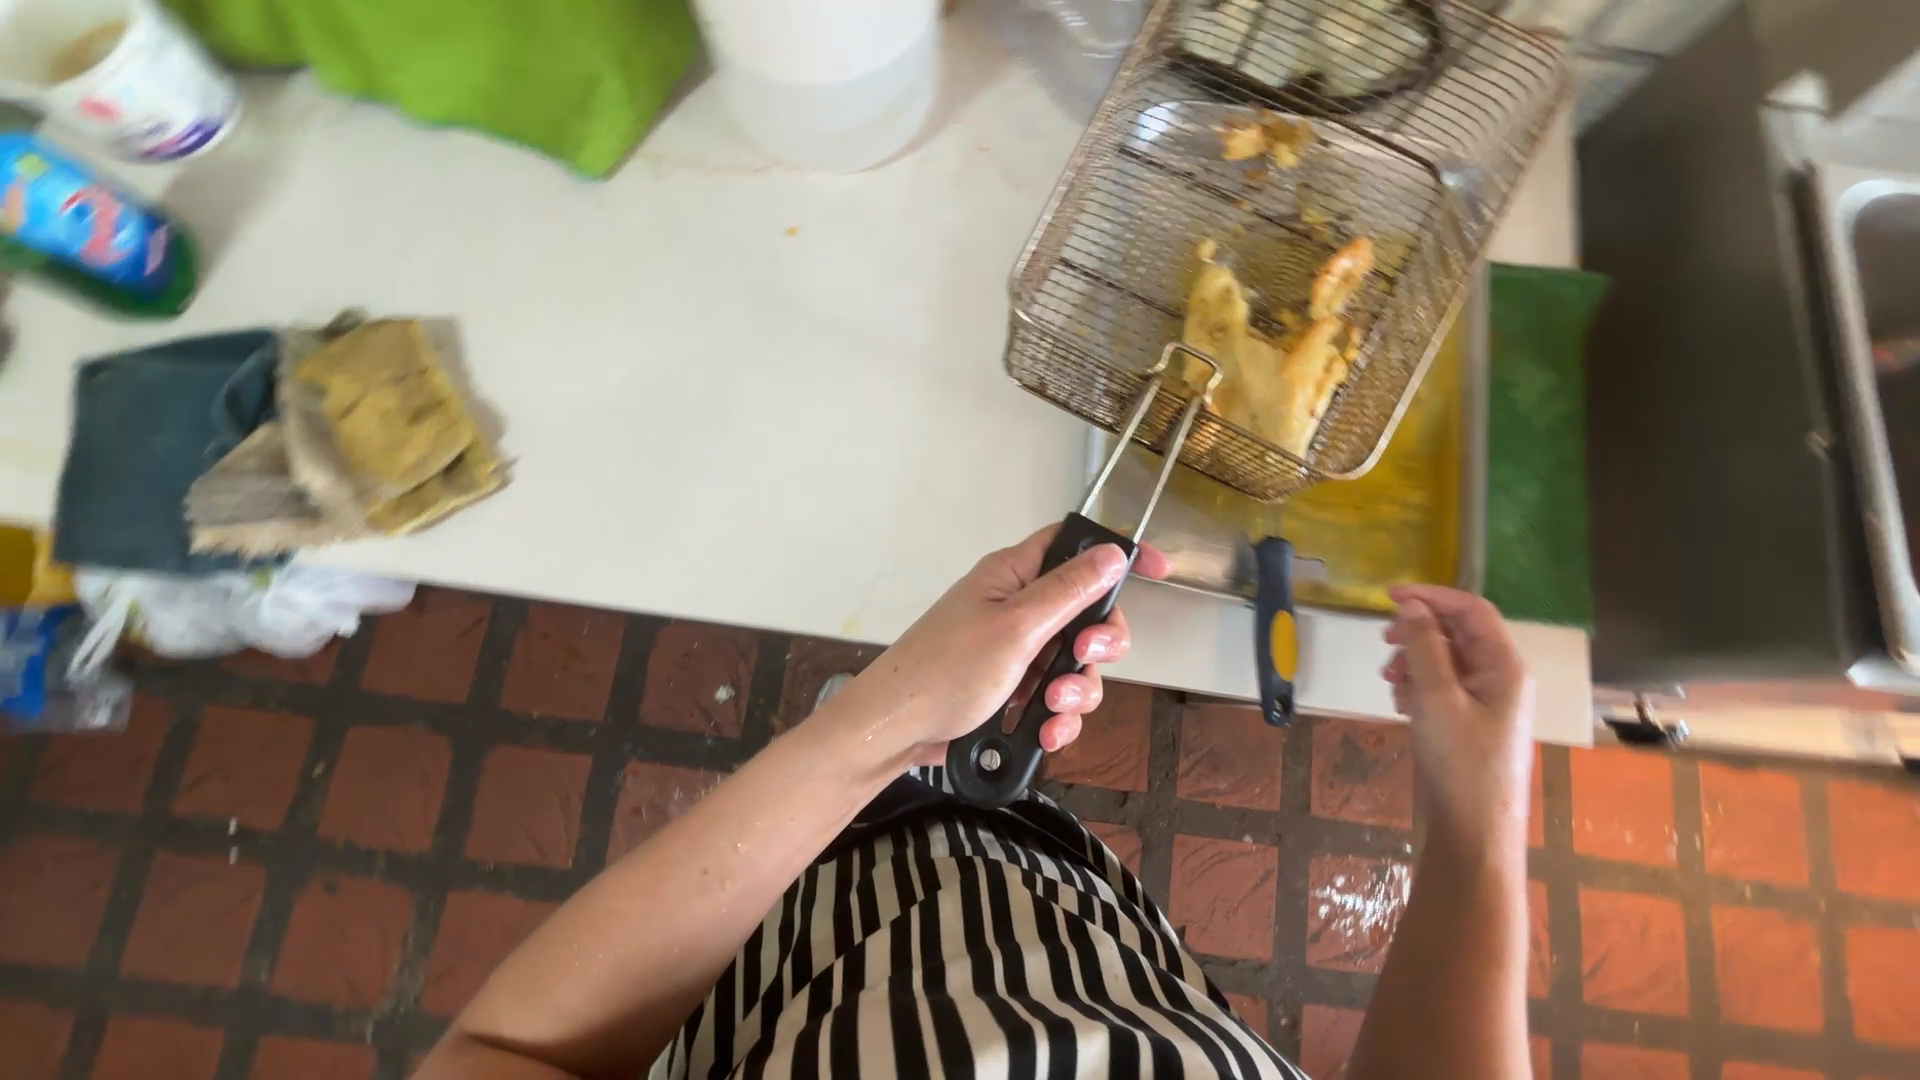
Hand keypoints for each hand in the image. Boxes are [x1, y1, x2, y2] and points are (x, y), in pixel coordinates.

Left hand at [820, 524, 1170, 767]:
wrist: (899, 731)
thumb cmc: (946, 670)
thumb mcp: (1015, 628)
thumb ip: (1067, 592)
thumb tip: (1111, 553)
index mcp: (1013, 575)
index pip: (1074, 545)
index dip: (1115, 553)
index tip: (1160, 571)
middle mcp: (1018, 606)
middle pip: (1087, 613)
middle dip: (1096, 645)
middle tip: (1080, 660)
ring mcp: (1017, 649)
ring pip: (1075, 662)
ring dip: (1075, 690)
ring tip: (1050, 709)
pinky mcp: (1014, 687)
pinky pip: (1055, 696)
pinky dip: (1057, 716)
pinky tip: (1046, 733)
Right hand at [1382, 585, 1533, 851]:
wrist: (1474, 825)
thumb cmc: (1459, 759)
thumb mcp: (1435, 697)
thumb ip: (1423, 646)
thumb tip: (1410, 606)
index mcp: (1504, 666)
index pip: (1471, 610)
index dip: (1431, 596)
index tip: (1387, 596)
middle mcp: (1500, 677)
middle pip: (1457, 632)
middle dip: (1416, 631)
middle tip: (1382, 642)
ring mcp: (1486, 700)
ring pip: (1445, 658)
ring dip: (1412, 658)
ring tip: (1390, 680)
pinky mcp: (1469, 720)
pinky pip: (1442, 684)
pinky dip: (1417, 683)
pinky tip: (1400, 701)